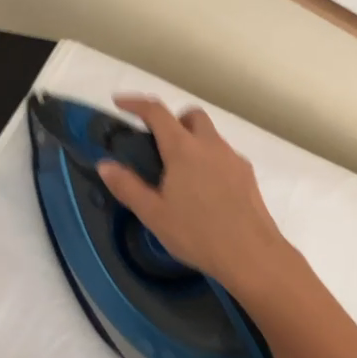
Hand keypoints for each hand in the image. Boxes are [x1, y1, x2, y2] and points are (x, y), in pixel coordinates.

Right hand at [95, 94, 292, 289]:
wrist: (251, 254)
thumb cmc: (196, 234)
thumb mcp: (153, 214)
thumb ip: (127, 186)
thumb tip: (105, 165)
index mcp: (183, 149)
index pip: (157, 112)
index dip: (136, 103)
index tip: (120, 103)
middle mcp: (210, 145)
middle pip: (191, 116)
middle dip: (173, 121)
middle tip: (158, 146)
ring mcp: (233, 158)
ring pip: (210, 136)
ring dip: (192, 142)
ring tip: (180, 177)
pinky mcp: (247, 175)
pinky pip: (224, 156)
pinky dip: (209, 162)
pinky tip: (205, 193)